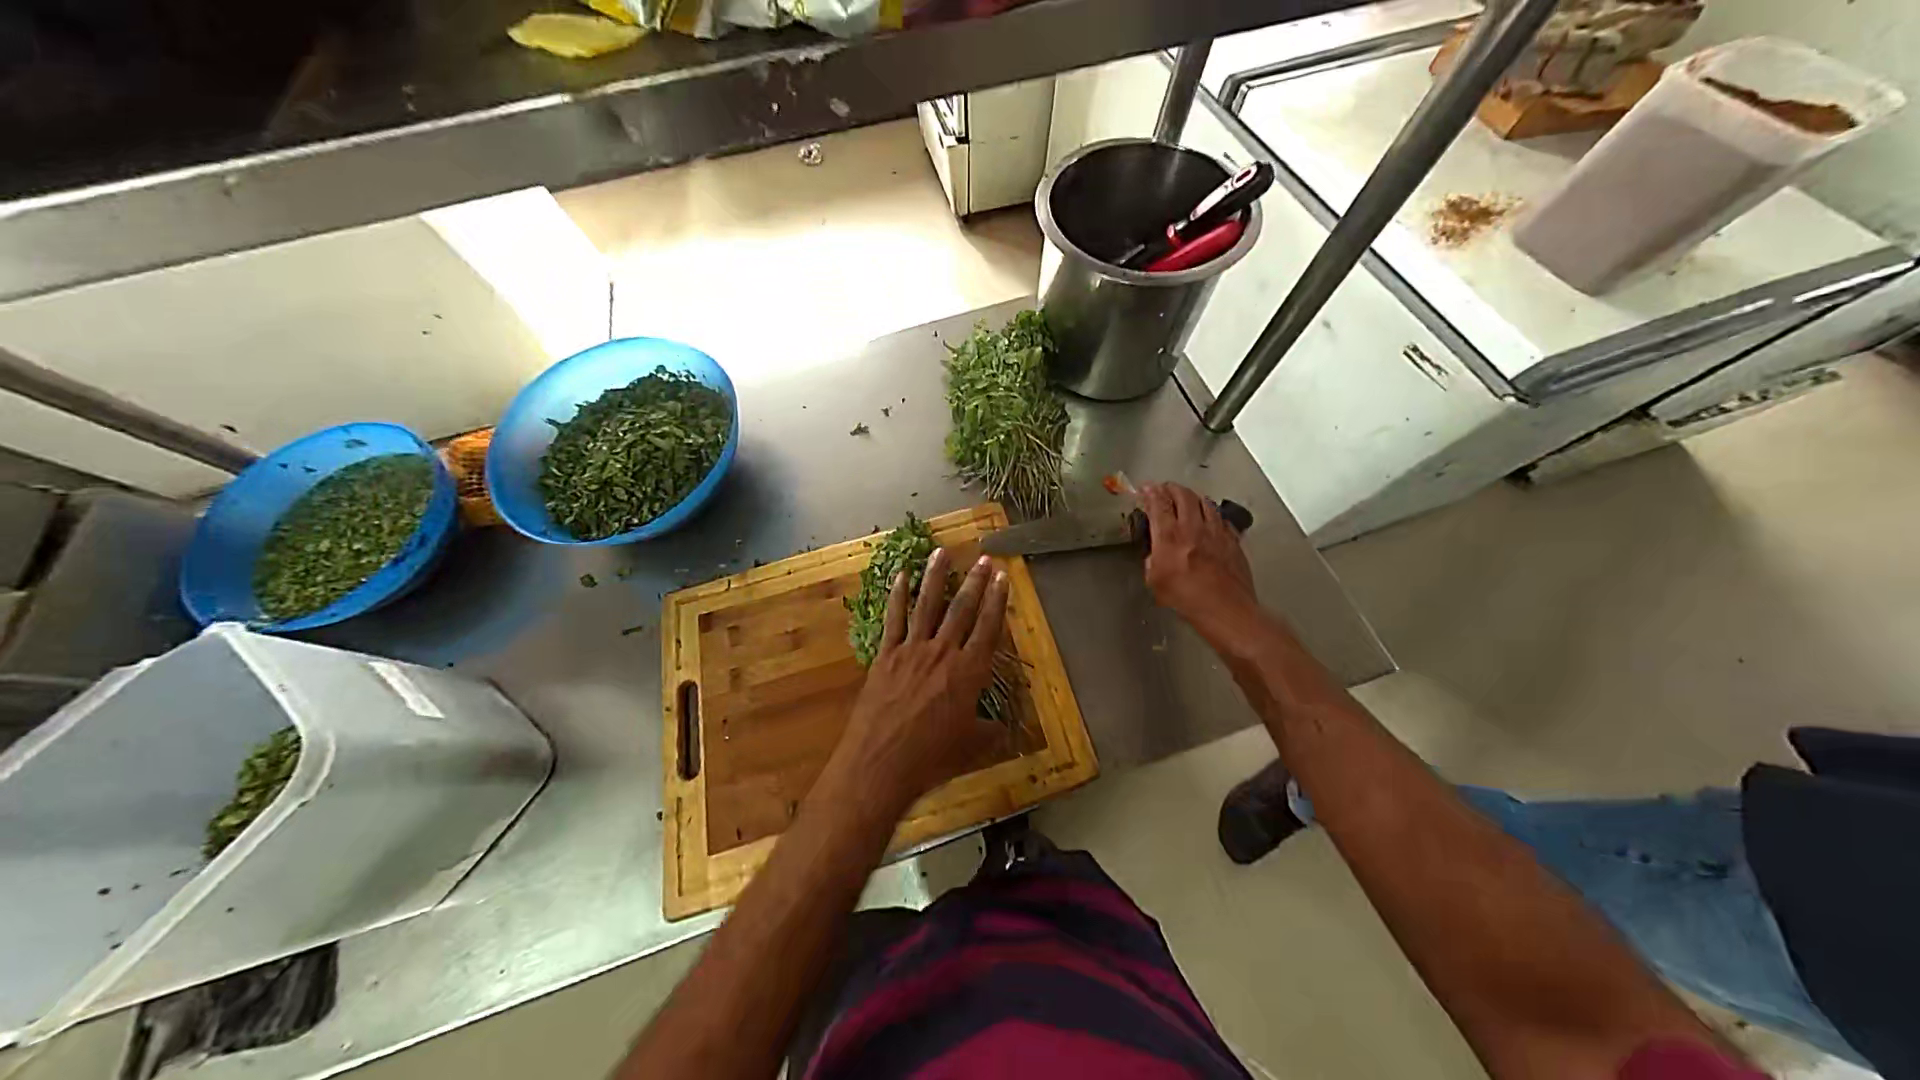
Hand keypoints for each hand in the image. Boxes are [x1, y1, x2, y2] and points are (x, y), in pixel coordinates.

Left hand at [834, 548, 1010, 812]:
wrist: (881, 764)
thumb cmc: (932, 758)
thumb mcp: (971, 746)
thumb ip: (990, 731)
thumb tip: (1003, 728)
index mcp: (969, 673)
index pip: (989, 628)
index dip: (998, 600)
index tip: (1003, 576)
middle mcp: (943, 653)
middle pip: (962, 610)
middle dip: (975, 582)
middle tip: (984, 558)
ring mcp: (911, 651)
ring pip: (927, 605)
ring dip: (936, 577)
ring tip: (942, 552)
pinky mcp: (885, 656)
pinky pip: (893, 620)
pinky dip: (897, 596)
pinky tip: (900, 576)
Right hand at [1141, 482, 1260, 639]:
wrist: (1225, 609)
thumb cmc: (1188, 599)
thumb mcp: (1155, 581)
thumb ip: (1151, 560)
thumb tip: (1154, 553)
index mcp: (1170, 537)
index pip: (1159, 503)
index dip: (1151, 492)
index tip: (1146, 488)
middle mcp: (1193, 529)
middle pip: (1183, 495)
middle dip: (1171, 488)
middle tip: (1165, 489)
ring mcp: (1216, 532)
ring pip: (1205, 502)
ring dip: (1193, 496)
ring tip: (1187, 498)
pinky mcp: (1232, 540)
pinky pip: (1221, 518)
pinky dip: (1212, 512)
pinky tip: (1210, 517)